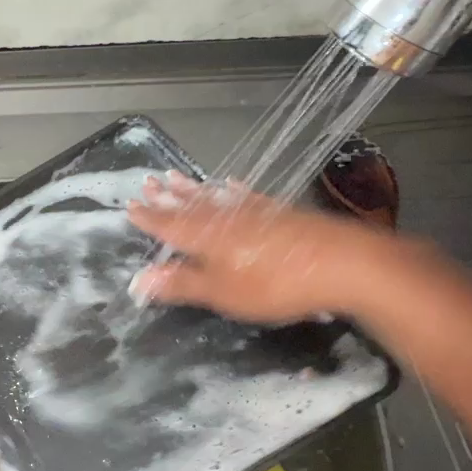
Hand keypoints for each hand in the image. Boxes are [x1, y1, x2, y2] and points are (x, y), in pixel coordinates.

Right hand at [126, 172, 398, 323]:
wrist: (341, 263)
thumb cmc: (275, 284)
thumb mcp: (222, 293)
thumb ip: (181, 284)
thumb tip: (139, 280)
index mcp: (206, 237)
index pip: (169, 224)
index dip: (149, 217)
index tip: (130, 206)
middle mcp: (226, 218)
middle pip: (190, 205)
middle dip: (167, 196)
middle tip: (148, 182)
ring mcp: (254, 212)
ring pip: (214, 198)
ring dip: (193, 189)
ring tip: (175, 177)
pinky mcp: (279, 213)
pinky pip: (246, 196)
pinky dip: (232, 190)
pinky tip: (228, 184)